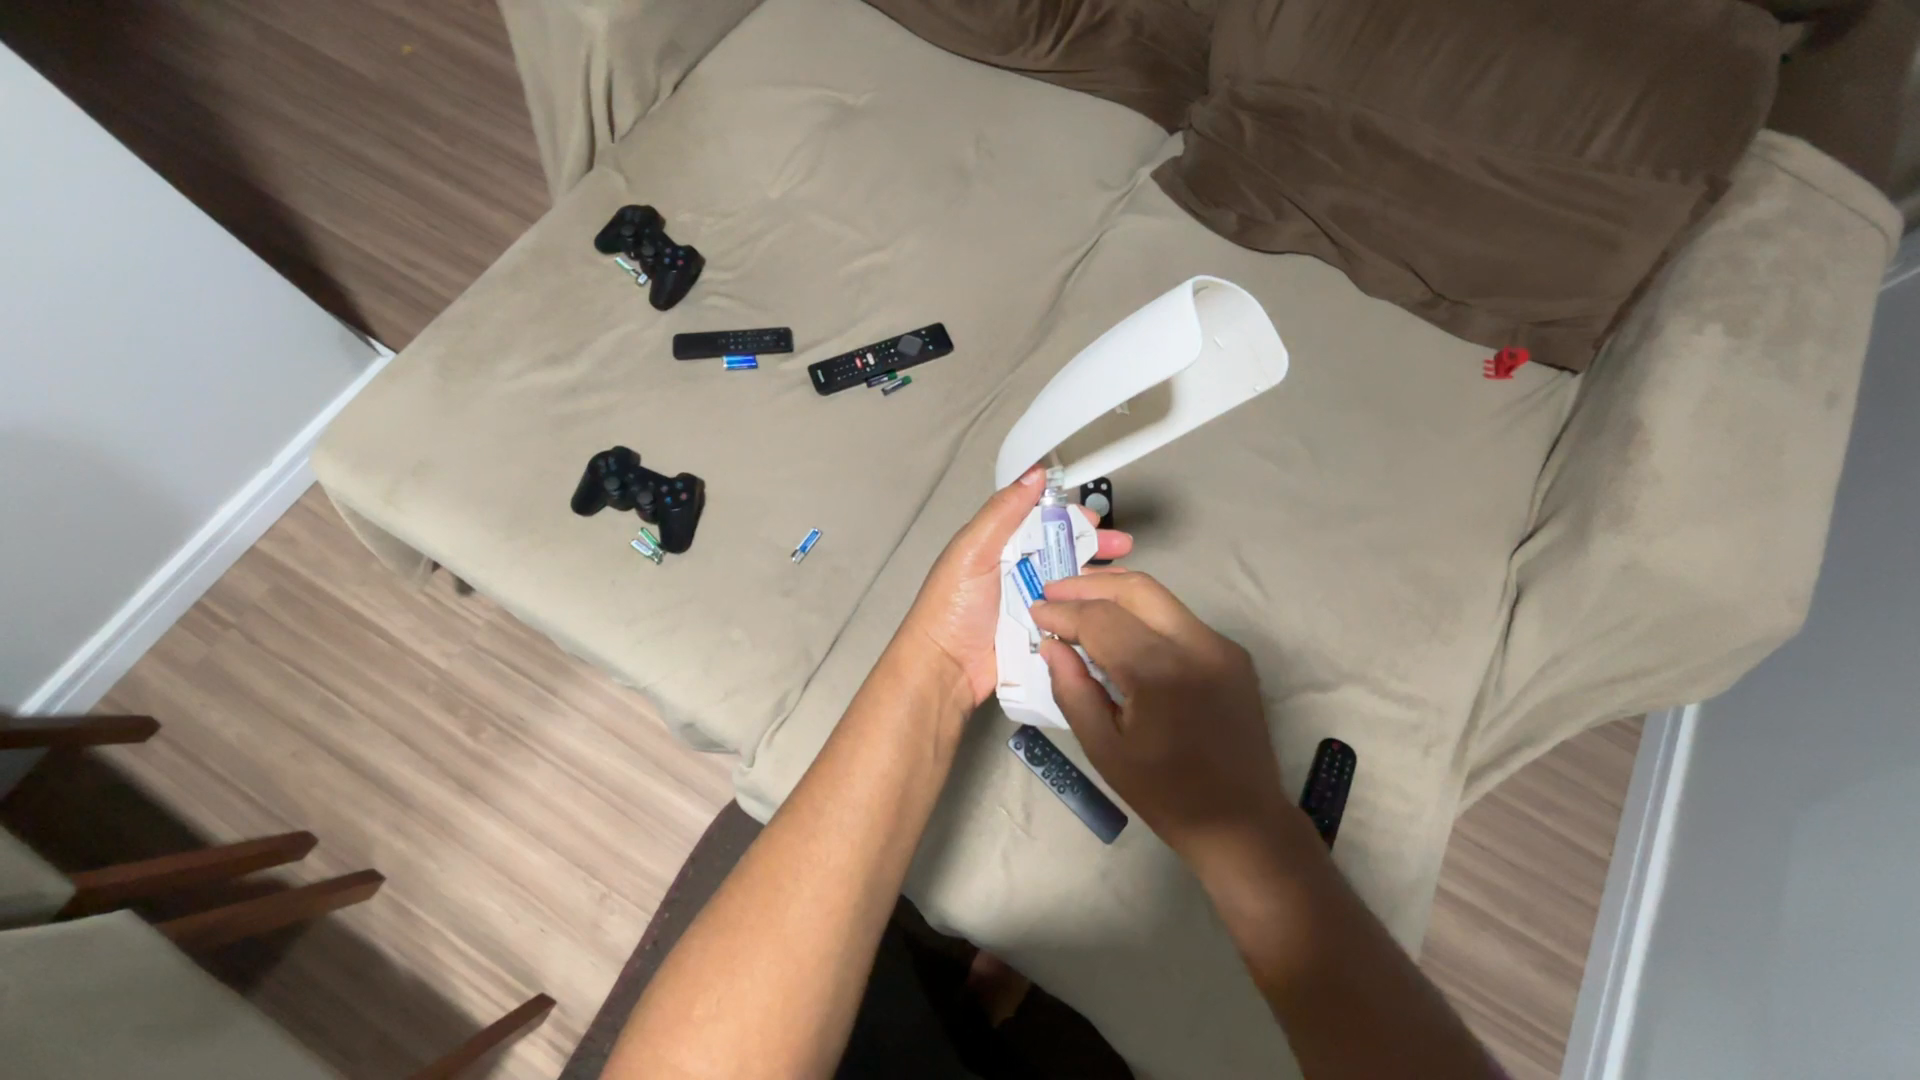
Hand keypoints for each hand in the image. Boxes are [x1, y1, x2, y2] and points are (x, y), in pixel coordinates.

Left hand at [898, 467, 1131, 705]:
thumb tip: (1035, 473)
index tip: (1095, 520)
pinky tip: (1111, 608)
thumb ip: (1003, 512)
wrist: (945, 670)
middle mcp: (1014, 571)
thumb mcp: (972, 551)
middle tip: (1122, 547)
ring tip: (1123, 578)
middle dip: (1094, 546)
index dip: (1069, 518)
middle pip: (1062, 551)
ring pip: (1070, 584)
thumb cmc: (950, 609)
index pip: (1040, 522)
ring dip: (1097, 578)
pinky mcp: (1039, 633)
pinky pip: (1070, 616)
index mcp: (997, 546)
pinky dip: (1090, 610)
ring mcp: (1028, 603)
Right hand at [1031, 572, 1293, 869]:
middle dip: (1089, 585)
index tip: (1035, 611)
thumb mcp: (1104, 750)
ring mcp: (1221, 646)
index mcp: (1160, 674)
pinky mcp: (1233, 654)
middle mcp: (1196, 646)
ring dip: (1117, 592)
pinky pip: (1180, 619)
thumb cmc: (1165, 794)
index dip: (1063, 612)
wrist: (1241, 822)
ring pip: (1161, 597)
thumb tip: (1052, 645)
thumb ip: (1073, 690)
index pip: (1101, 620)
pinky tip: (1120, 625)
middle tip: (1053, 590)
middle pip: (1136, 590)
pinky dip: (1143, 613)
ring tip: (1079, 598)